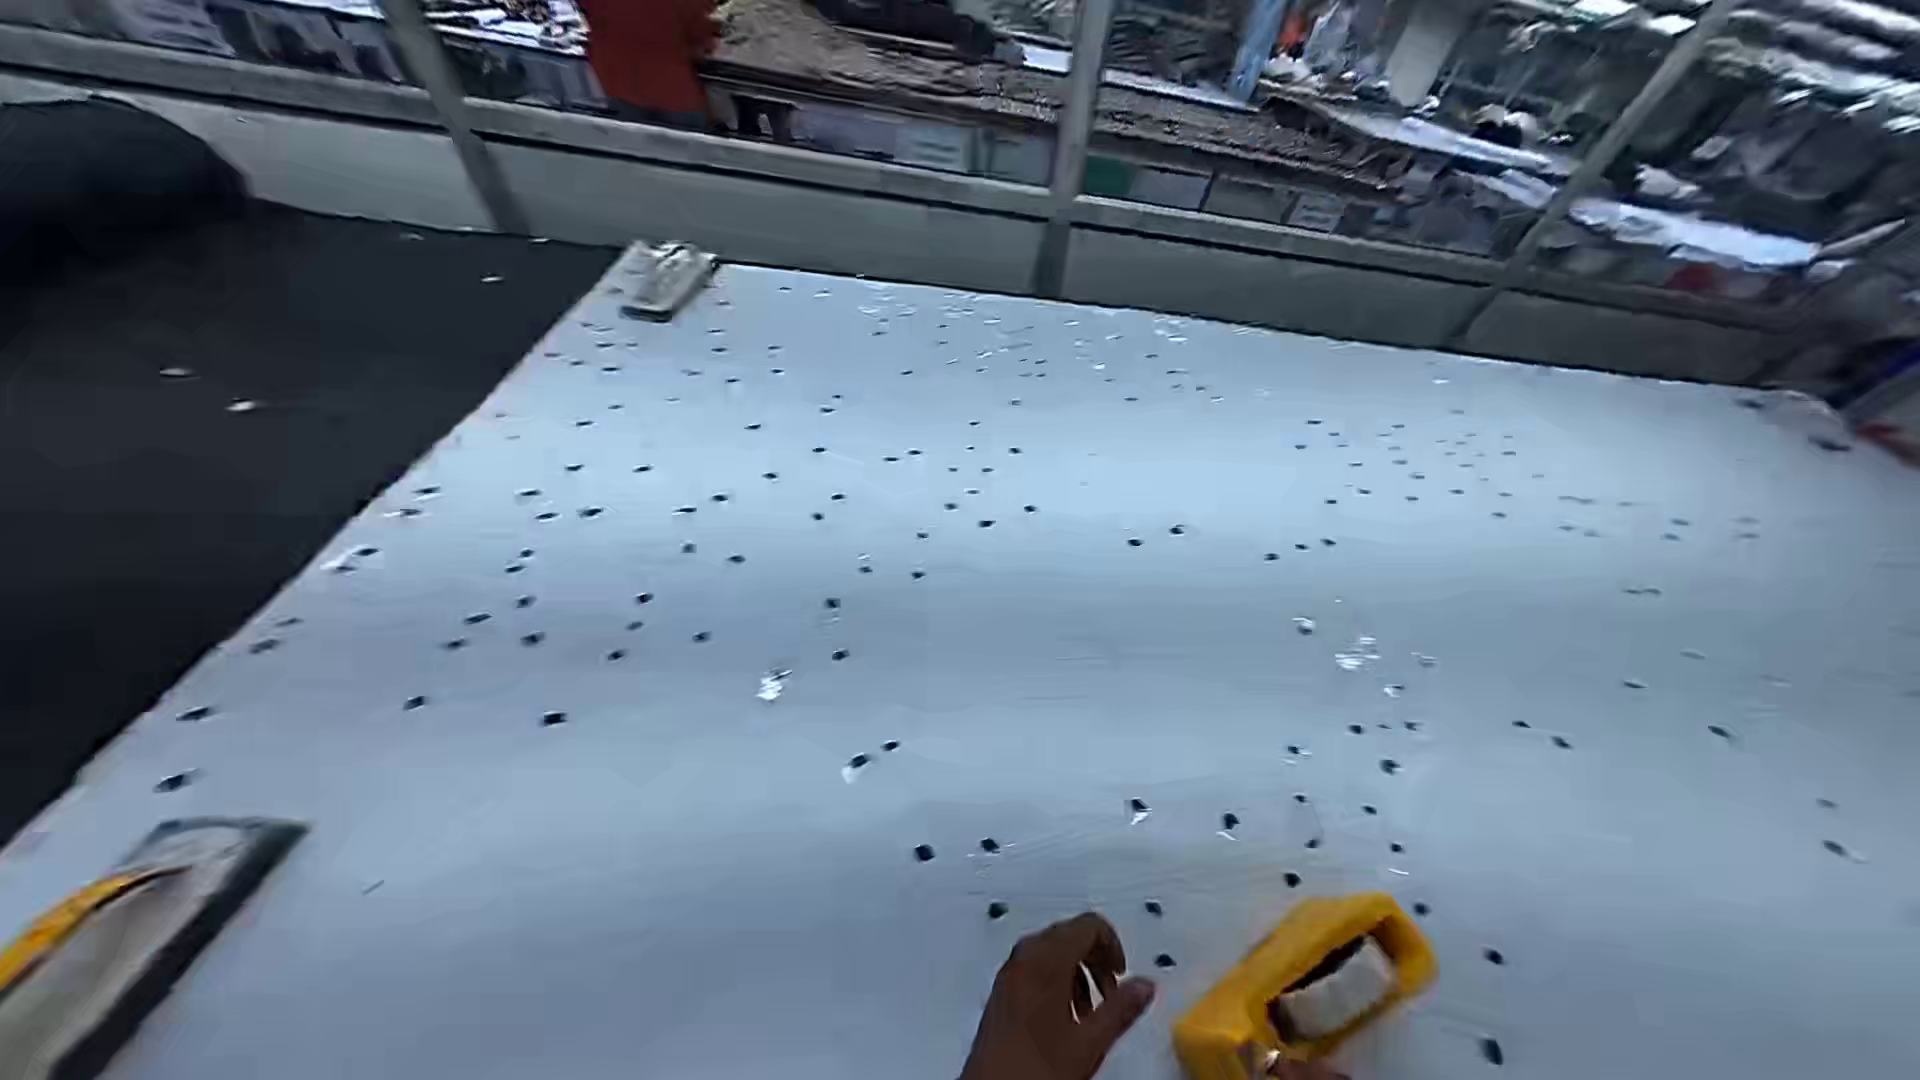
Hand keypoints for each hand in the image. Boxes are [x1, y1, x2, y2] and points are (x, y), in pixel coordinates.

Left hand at [959, 912, 1156, 1079]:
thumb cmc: (1039, 1067)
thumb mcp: (1089, 1042)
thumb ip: (1121, 1008)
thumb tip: (1146, 985)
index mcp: (1047, 956)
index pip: (1089, 925)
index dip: (1112, 945)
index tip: (1121, 975)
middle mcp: (1026, 952)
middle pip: (1071, 933)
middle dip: (1096, 959)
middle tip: (1111, 995)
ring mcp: (1012, 967)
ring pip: (1054, 948)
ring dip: (1078, 971)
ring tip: (1090, 1013)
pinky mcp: (1004, 984)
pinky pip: (1036, 963)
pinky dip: (1058, 977)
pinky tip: (1066, 1016)